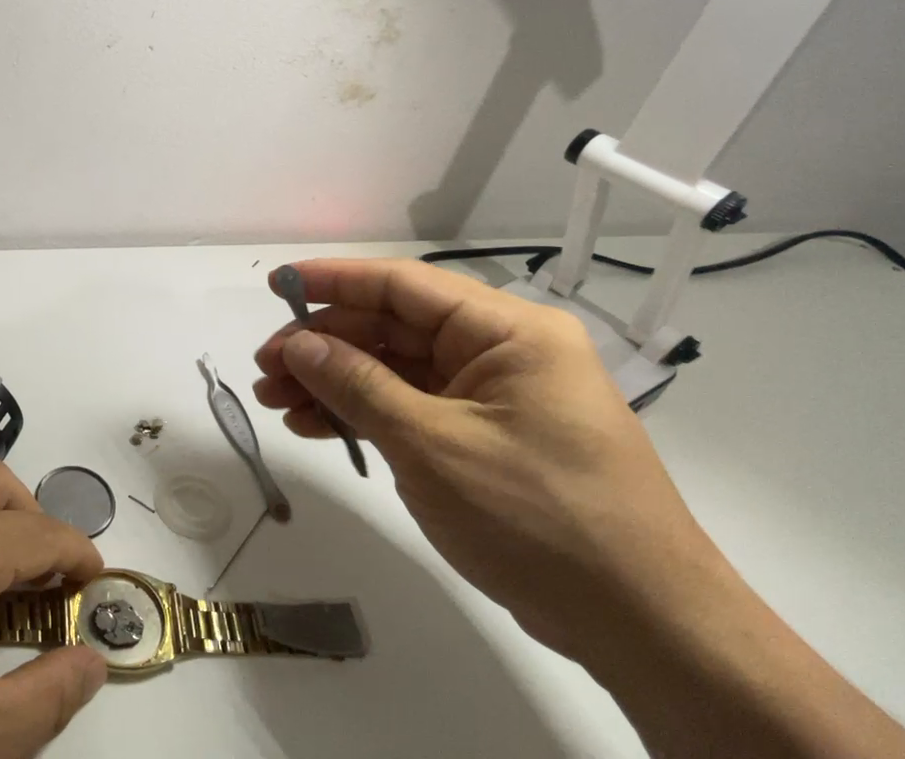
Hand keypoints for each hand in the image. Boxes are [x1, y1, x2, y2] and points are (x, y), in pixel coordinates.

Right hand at [250, 258, 727, 659]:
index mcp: (509, 332)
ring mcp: (496, 398)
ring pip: (396, 370)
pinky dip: (364, 416)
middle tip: (264, 370)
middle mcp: (503, 353)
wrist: (640, 622)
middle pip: (394, 329)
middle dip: (324, 346)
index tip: (275, 286)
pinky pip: (412, 409)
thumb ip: (358, 386)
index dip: (333, 281)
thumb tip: (298, 344)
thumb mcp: (432, 445)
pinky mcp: (487, 439)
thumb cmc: (538, 517)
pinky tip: (316, 427)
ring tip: (276, 403)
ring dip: (334, 384)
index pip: (404, 285)